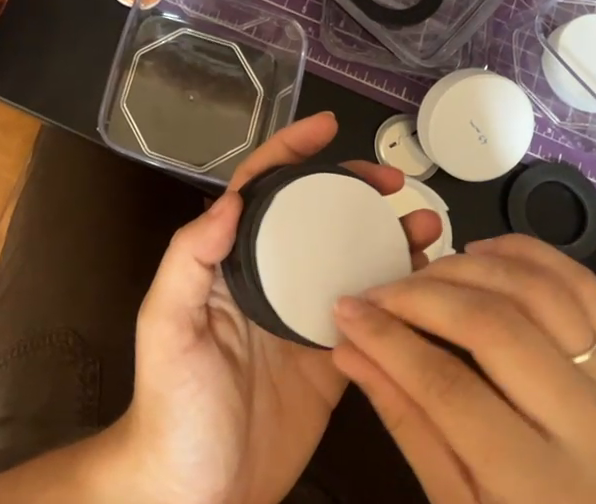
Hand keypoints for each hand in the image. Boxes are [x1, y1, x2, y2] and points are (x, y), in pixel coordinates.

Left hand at [110, 112, 442, 503]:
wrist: (194, 491)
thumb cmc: (172, 405)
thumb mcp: (166, 324)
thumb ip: (189, 258)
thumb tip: (231, 200)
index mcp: (228, 263)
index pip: (260, 191)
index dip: (290, 153)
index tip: (328, 128)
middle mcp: (267, 281)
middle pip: (313, 217)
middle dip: (351, 189)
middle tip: (394, 182)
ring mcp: (302, 319)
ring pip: (348, 260)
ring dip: (385, 235)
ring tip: (426, 223)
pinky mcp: (332, 362)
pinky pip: (370, 318)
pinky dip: (400, 295)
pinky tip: (428, 284)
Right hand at [331, 234, 595, 503]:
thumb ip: (406, 423)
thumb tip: (348, 351)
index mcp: (544, 485)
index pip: (451, 390)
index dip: (389, 342)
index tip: (345, 311)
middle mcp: (593, 429)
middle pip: (496, 329)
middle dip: (421, 297)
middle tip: (373, 292)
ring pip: (539, 293)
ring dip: (468, 268)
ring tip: (420, 276)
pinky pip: (582, 288)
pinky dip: (528, 255)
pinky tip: (479, 251)